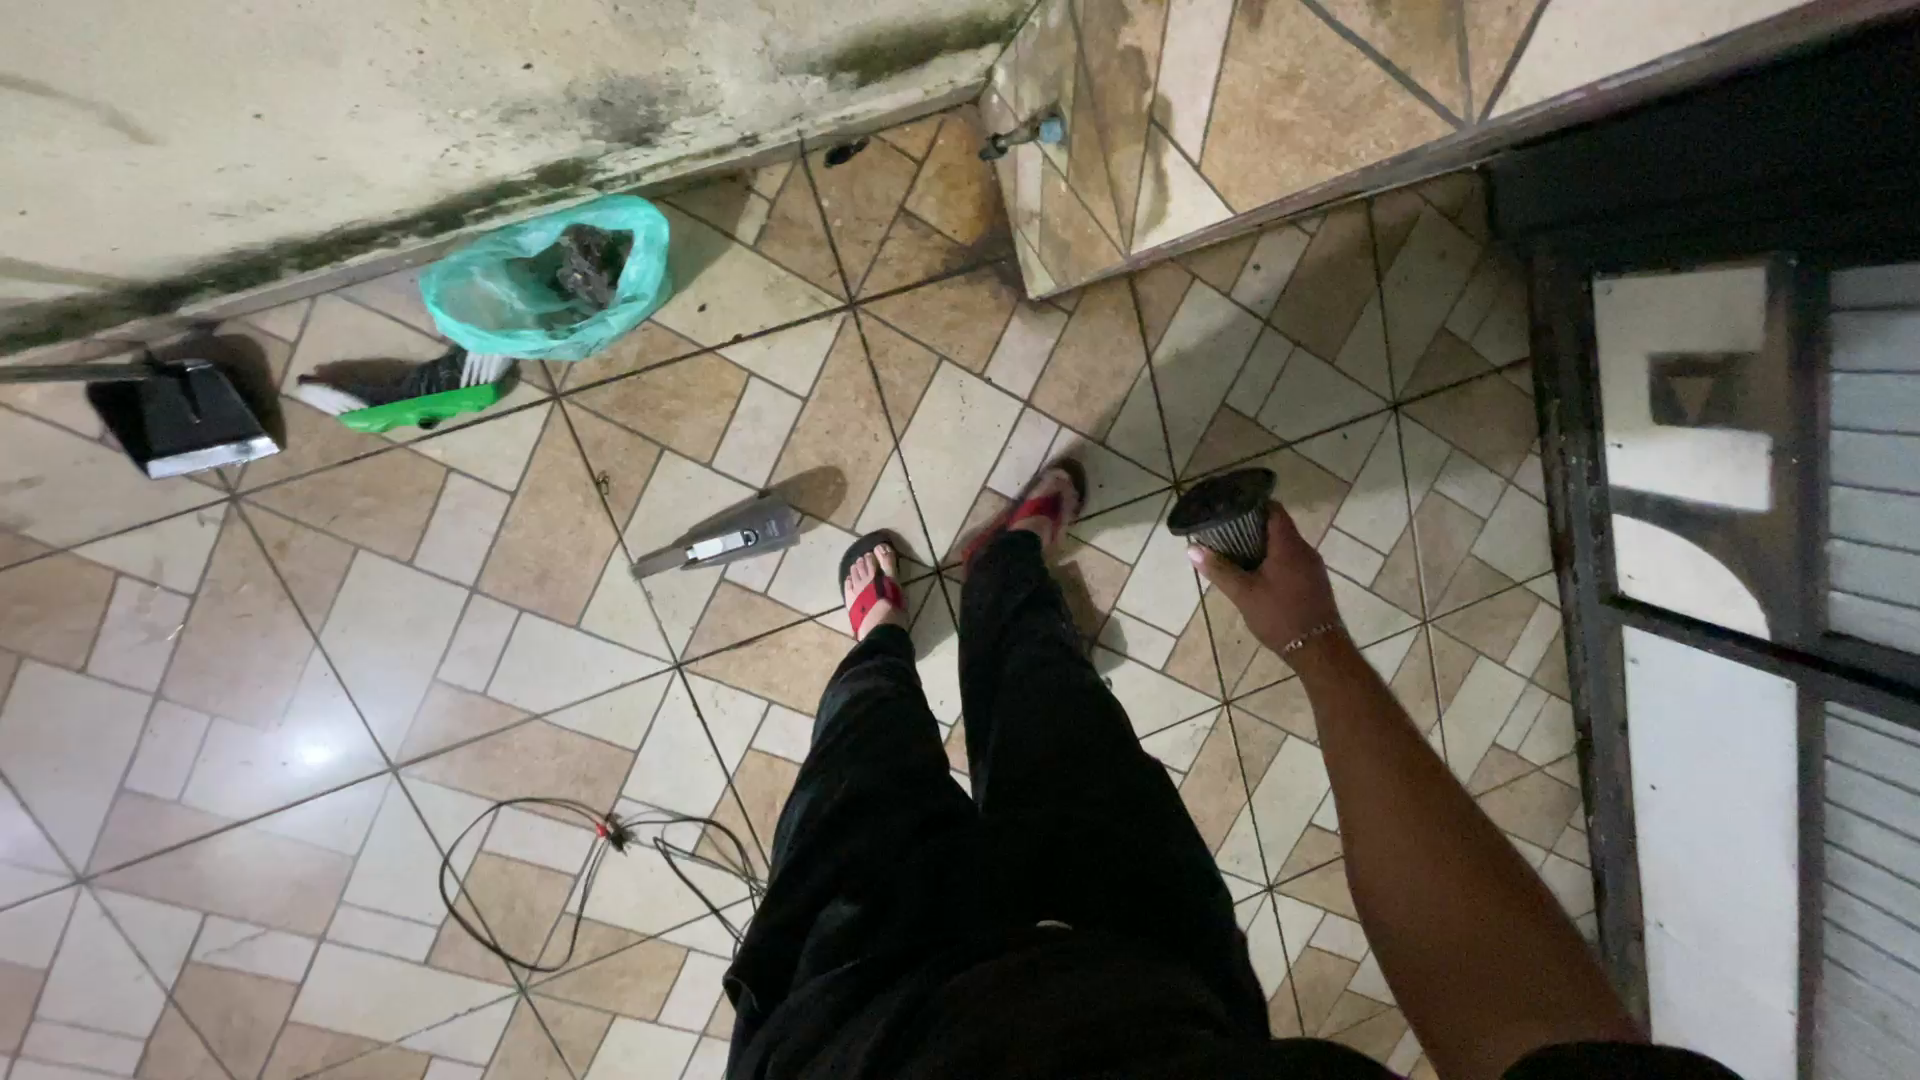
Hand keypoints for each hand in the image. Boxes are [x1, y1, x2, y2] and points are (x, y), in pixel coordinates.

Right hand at [1188, 502, 1342, 657]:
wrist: (1319, 650)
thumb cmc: (1280, 616)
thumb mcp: (1244, 594)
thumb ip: (1219, 569)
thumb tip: (1191, 549)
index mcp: (1289, 546)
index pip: (1274, 510)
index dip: (1253, 504)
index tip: (1231, 508)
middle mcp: (1305, 551)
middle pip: (1278, 527)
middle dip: (1252, 527)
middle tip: (1226, 532)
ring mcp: (1313, 567)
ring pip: (1285, 546)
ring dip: (1263, 546)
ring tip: (1237, 553)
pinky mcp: (1315, 582)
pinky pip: (1292, 561)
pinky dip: (1275, 560)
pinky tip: (1258, 574)